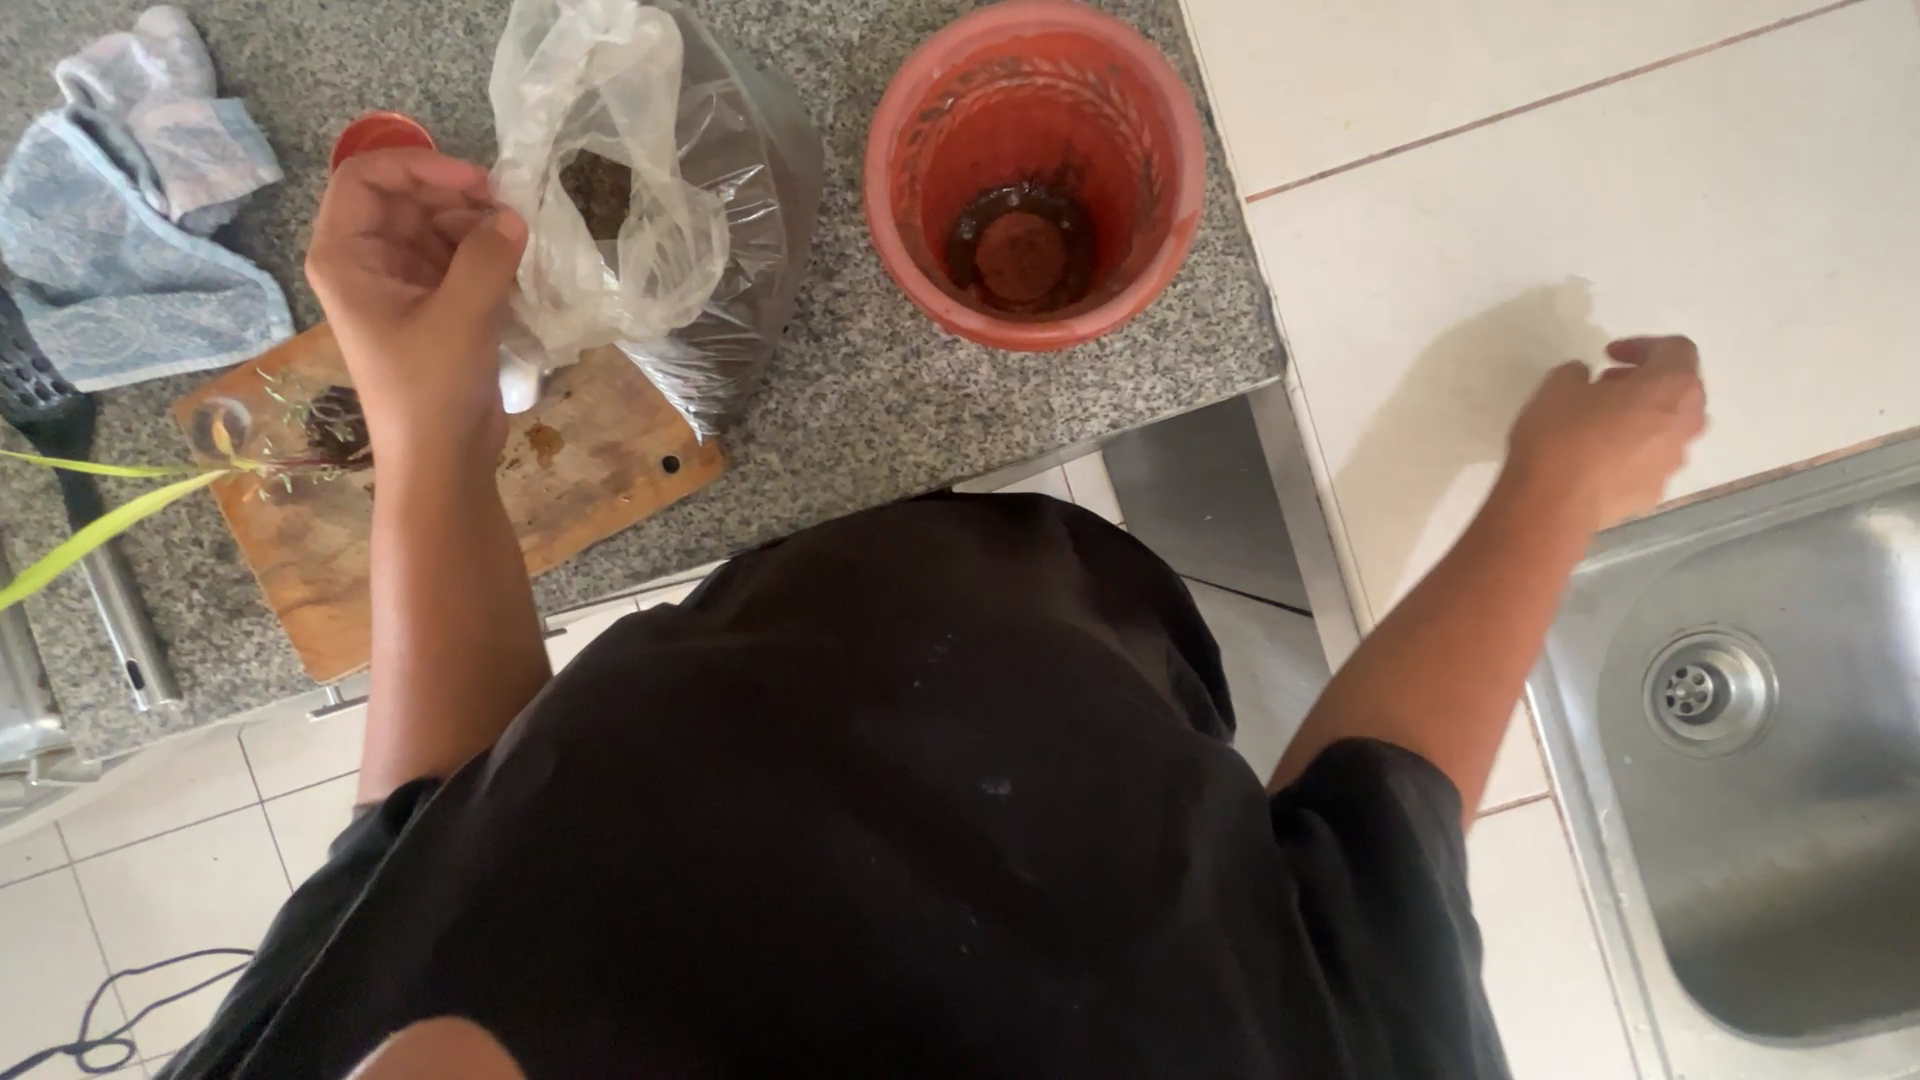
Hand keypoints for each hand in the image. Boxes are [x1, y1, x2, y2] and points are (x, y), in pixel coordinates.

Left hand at [304, 149, 528, 470]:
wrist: (442, 457)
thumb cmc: (432, 388)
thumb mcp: (461, 318)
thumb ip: (488, 260)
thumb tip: (514, 217)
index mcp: (347, 256)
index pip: (367, 180)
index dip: (421, 168)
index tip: (481, 182)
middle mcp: (371, 264)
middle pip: (409, 203)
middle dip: (459, 200)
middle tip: (513, 213)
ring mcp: (407, 289)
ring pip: (441, 233)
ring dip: (481, 231)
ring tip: (523, 247)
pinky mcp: (440, 312)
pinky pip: (462, 266)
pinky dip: (490, 261)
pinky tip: (521, 272)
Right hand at [1504, 335, 1707, 529]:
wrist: (1551, 504)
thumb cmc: (1557, 437)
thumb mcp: (1553, 390)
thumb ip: (1575, 374)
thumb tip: (1585, 378)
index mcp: (1671, 388)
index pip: (1676, 349)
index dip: (1643, 345)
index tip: (1607, 354)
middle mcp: (1687, 422)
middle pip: (1681, 390)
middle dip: (1645, 383)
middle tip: (1606, 387)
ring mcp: (1674, 461)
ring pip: (1668, 429)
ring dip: (1640, 420)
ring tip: (1598, 427)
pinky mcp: (1653, 491)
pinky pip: (1647, 462)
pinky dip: (1628, 454)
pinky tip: (1593, 462)